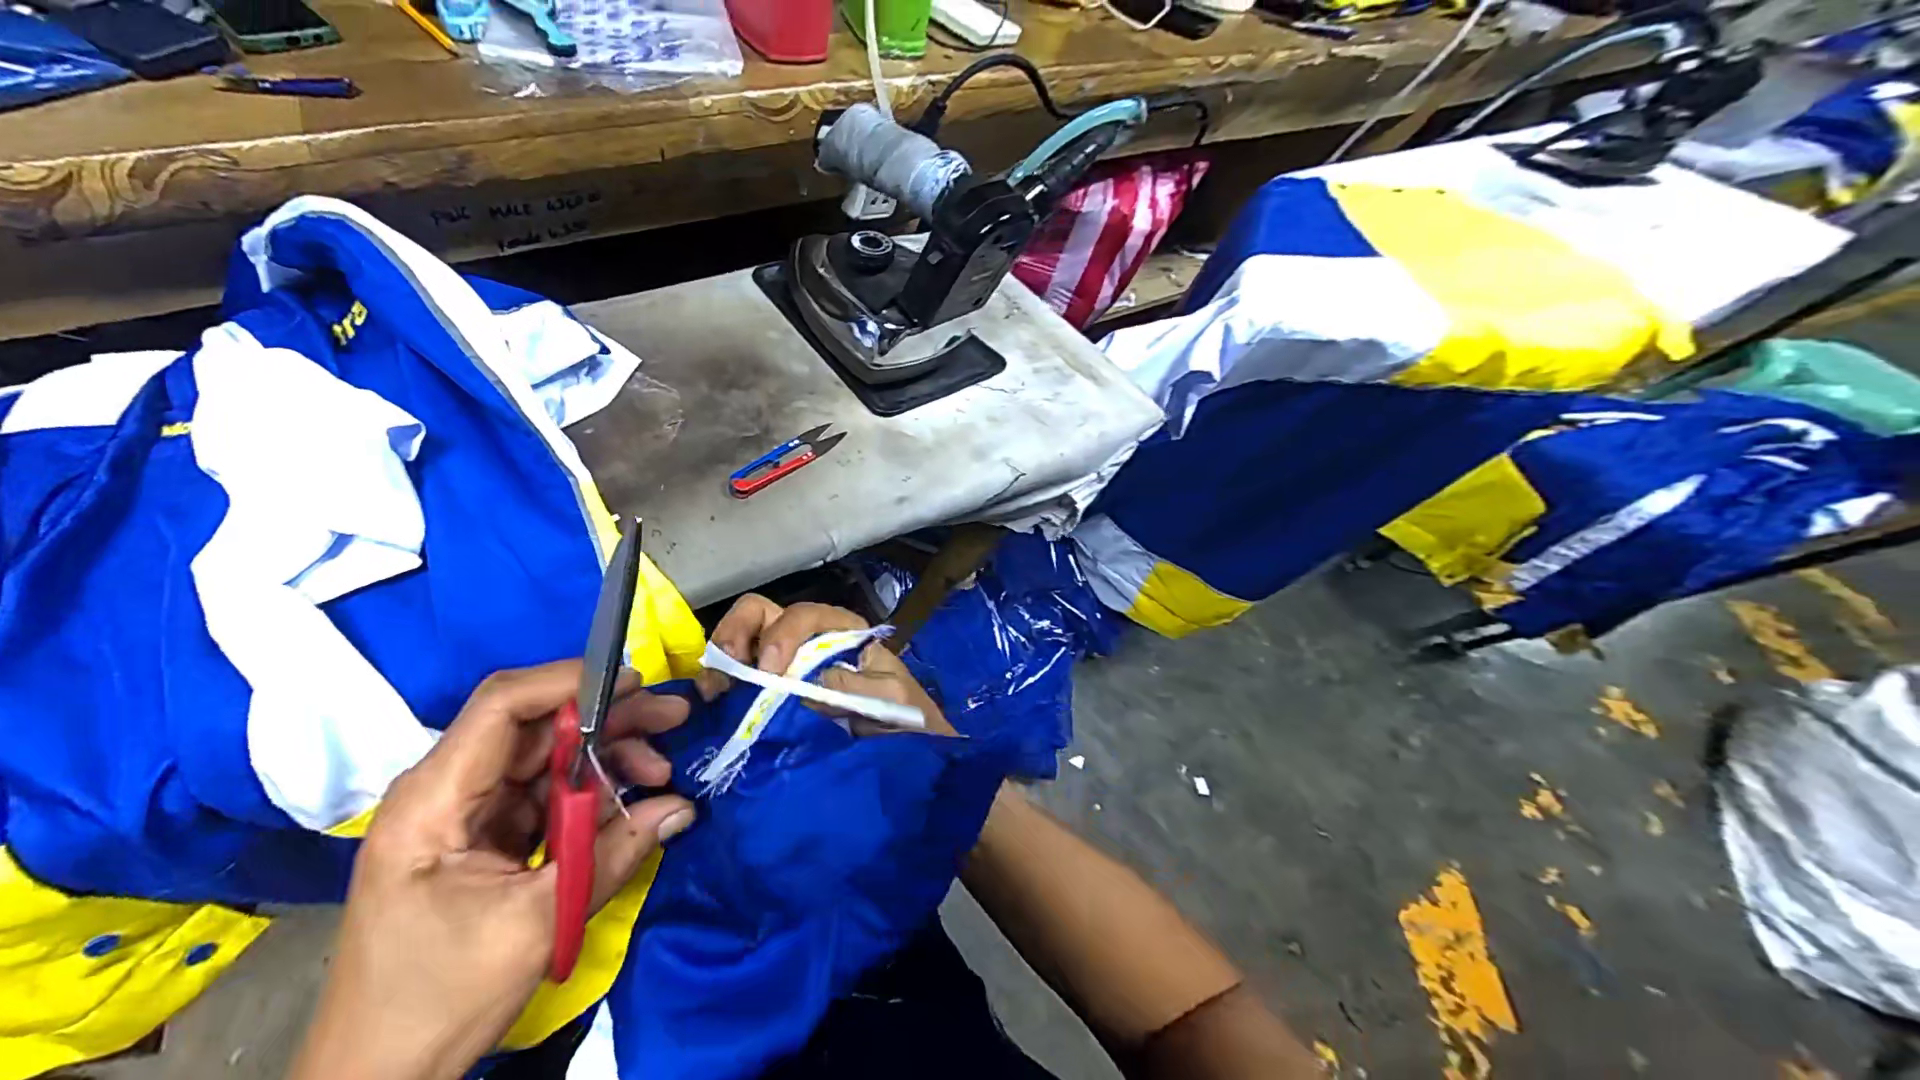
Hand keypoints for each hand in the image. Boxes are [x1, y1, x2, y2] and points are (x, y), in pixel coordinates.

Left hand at [288, 661, 695, 1079]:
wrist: (380, 1073)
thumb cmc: (439, 997)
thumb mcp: (535, 924)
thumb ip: (614, 854)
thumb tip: (682, 806)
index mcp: (434, 801)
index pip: (502, 706)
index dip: (570, 681)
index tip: (638, 685)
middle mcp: (448, 791)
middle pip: (536, 726)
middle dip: (609, 718)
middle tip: (674, 719)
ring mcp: (468, 813)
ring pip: (548, 756)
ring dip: (608, 757)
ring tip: (662, 773)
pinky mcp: (488, 834)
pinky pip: (549, 793)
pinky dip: (594, 791)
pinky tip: (633, 801)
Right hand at [695, 594, 953, 735]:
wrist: (910, 748)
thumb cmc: (906, 717)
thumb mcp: (891, 699)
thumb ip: (854, 686)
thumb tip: (806, 683)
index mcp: (843, 631)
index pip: (804, 615)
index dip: (782, 635)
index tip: (770, 670)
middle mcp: (811, 639)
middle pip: (763, 614)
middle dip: (738, 632)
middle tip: (725, 665)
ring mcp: (790, 663)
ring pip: (746, 640)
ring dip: (725, 657)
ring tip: (715, 688)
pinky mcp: (776, 691)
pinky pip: (743, 675)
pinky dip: (726, 681)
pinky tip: (718, 702)